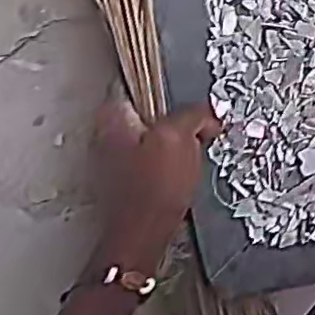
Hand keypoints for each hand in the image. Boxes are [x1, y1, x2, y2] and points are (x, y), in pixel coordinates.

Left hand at [92, 98, 223, 268]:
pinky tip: (190, 162)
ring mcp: (118, 159)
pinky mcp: (133, 178)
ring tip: (199, 139)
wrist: (145, 235)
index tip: (181, 82)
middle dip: (175, 109)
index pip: (132, 83)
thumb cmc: (154, 187)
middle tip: (198, 115)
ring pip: (156, 131)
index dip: (160, 79)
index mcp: (113, 120)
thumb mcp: (180, 136)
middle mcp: (108, 137)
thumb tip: (206, 112)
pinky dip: (176, 153)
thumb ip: (193, 113)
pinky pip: (159, 153)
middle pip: (148, 108)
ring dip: (179, 133)